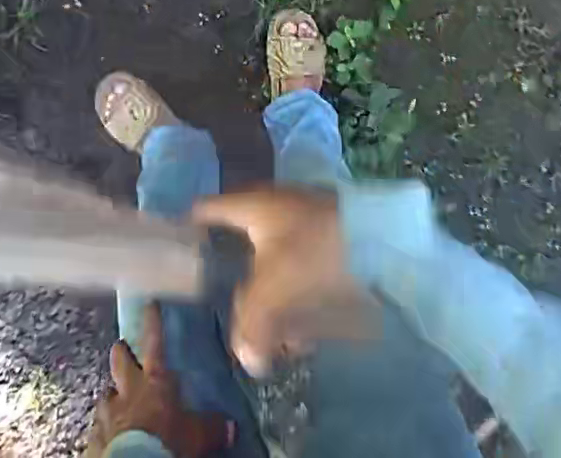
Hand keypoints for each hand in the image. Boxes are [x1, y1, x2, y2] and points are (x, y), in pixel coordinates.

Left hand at [87, 303, 232, 456]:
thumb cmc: (167, 442)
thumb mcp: (197, 434)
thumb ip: (212, 425)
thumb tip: (231, 426)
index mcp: (154, 380)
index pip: (154, 341)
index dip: (152, 322)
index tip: (149, 305)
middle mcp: (128, 390)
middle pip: (120, 359)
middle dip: (121, 352)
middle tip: (122, 348)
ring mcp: (108, 413)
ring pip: (106, 393)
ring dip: (111, 395)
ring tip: (115, 399)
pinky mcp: (93, 436)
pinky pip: (96, 426)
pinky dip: (103, 427)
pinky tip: (106, 433)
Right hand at [191, 187, 374, 375]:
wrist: (382, 237)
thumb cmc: (316, 249)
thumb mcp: (272, 288)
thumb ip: (250, 322)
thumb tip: (248, 357)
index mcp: (253, 204)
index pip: (207, 211)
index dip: (188, 233)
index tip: (178, 259)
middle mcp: (275, 208)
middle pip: (241, 247)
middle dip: (239, 289)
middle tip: (237, 318)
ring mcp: (304, 221)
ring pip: (273, 266)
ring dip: (272, 303)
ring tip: (278, 335)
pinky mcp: (328, 239)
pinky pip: (301, 272)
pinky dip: (298, 300)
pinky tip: (305, 330)